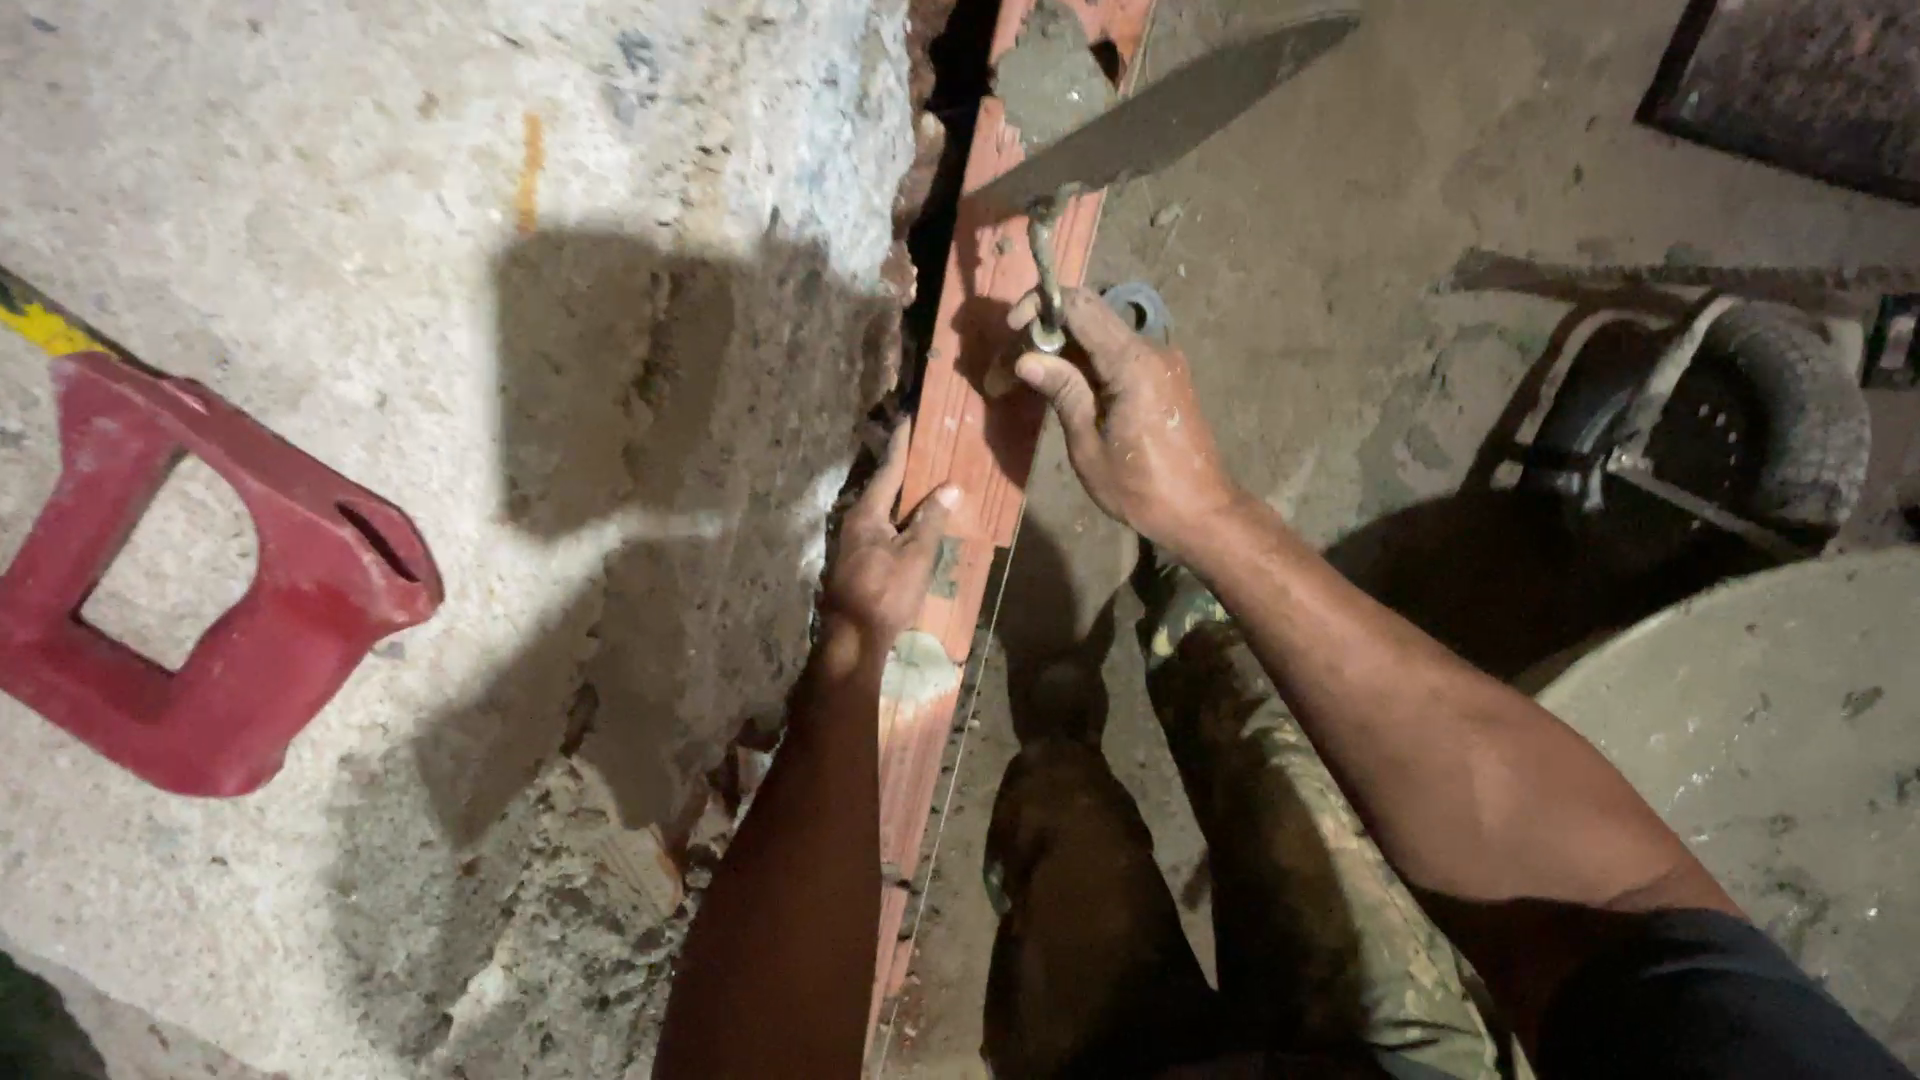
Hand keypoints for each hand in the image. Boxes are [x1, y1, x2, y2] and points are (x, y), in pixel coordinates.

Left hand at [820, 422, 959, 659]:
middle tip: (924, 445)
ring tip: (926, 478)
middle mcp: (855, 521)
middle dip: (903, 466)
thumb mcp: (915, 555)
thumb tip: (949, 488)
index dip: (902, 444)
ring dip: (903, 493)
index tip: (909, 418)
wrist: (855, 637)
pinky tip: (914, 519)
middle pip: (883, 486)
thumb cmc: (886, 592)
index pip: (889, 469)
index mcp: (867, 513)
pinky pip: (883, 526)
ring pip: (883, 508)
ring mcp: (854, 542)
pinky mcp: (859, 560)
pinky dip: (900, 516)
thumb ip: (931, 520)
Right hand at [1012, 287, 1241, 557]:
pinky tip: (1057, 387)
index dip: (1040, 307)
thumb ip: (1063, 393)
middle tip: (1005, 370)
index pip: (1080, 306)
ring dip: (1059, 351)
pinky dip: (1083, 363)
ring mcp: (1160, 362)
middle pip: (1087, 317)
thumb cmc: (1141, 489)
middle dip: (1042, 334)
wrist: (1200, 512)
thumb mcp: (1089, 446)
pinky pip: (1115, 355)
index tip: (1011, 331)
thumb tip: (1026, 359)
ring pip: (1099, 336)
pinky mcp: (1162, 377)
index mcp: (1132, 363)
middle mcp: (1151, 350)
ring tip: (1022, 380)